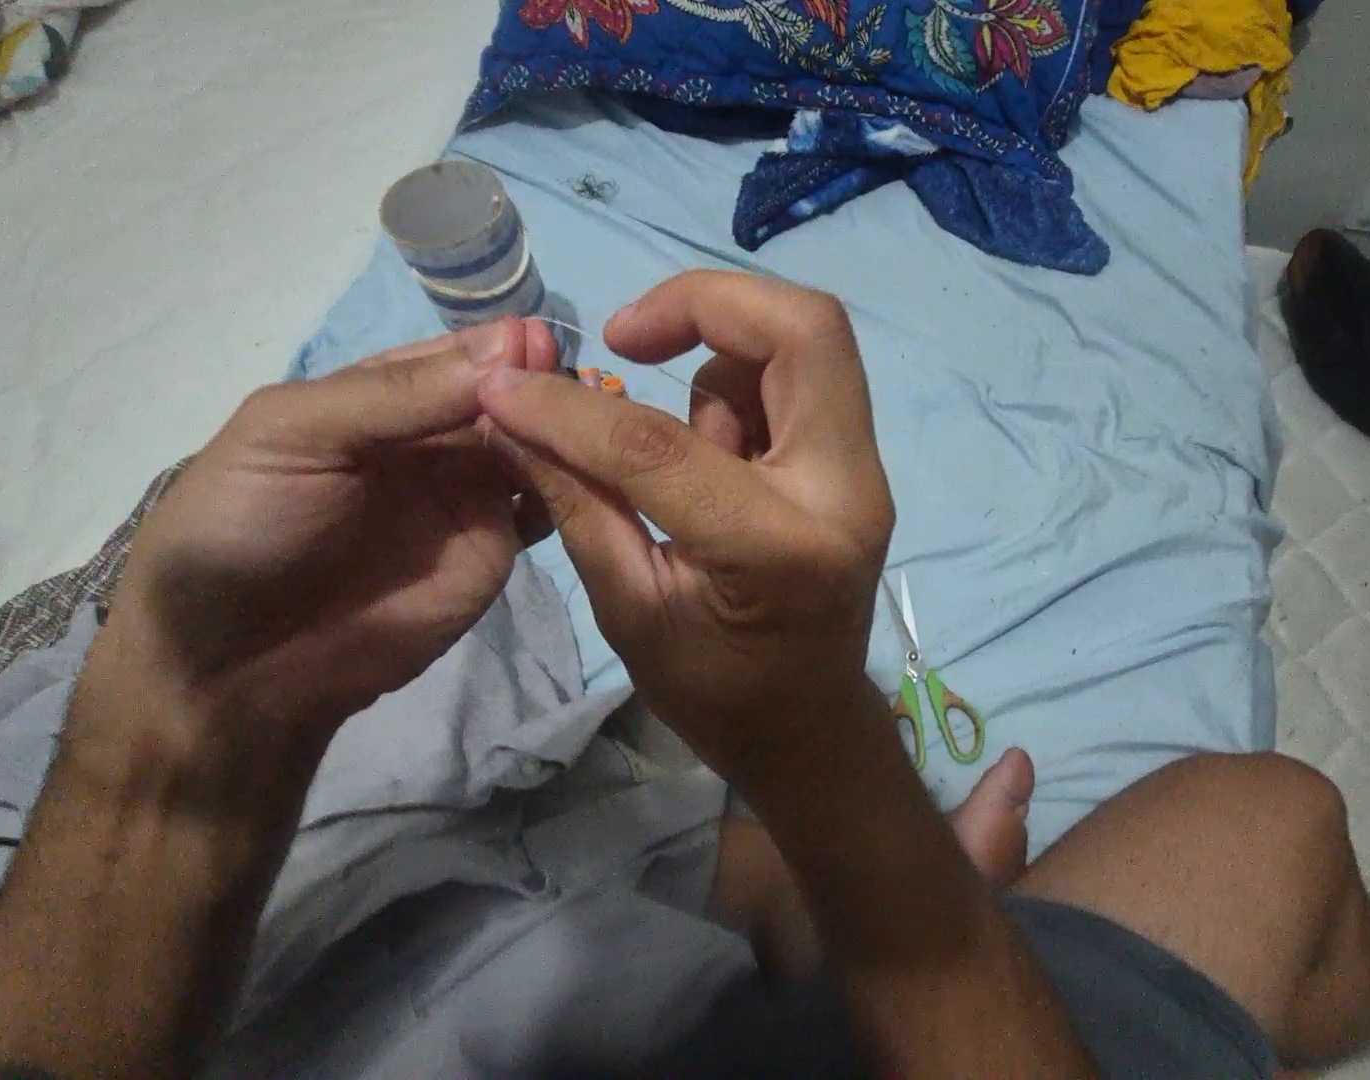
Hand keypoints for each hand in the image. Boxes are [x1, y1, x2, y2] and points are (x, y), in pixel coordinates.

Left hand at [75, 319, 559, 763]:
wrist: (244, 663)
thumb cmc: (245, 527)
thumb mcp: (294, 434)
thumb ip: (397, 395)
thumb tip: (510, 347)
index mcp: (381, 400)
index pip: (454, 360)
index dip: (497, 349)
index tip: (542, 339)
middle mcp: (435, 441)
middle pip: (505, 402)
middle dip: (541, 388)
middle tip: (580, 384)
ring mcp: (471, 495)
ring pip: (534, 451)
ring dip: (564, 435)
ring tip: (595, 427)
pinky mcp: (497, 548)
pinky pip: (545, 508)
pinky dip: (571, 489)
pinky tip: (590, 478)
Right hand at [478, 272, 893, 790]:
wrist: (808, 725)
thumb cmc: (716, 691)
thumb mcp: (630, 609)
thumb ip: (577, 502)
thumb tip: (511, 411)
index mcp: (779, 550)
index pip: (664, 448)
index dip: (571, 410)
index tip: (506, 386)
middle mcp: (844, 491)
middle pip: (805, 329)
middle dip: (705, 303)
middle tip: (629, 334)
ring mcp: (863, 474)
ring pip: (808, 343)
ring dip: (723, 358)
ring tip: (690, 443)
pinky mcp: (858, 466)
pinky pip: (802, 379)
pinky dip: (743, 389)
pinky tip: (722, 456)